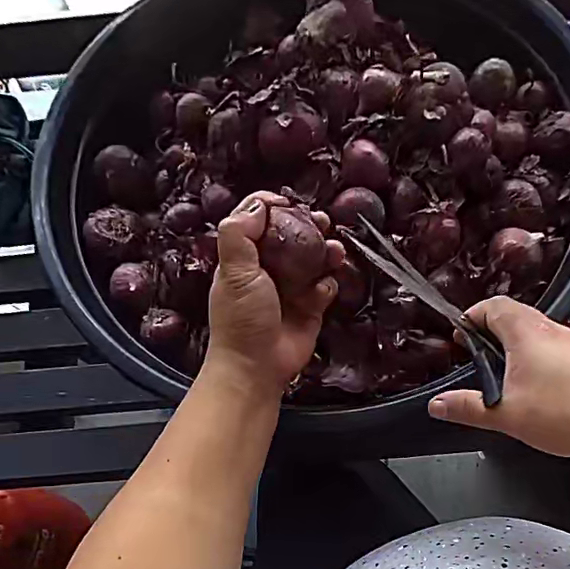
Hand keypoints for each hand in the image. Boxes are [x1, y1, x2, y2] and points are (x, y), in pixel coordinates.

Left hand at [204, 192, 339, 392]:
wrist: (257, 366)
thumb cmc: (241, 319)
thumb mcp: (234, 272)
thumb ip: (240, 234)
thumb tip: (258, 204)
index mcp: (244, 255)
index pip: (257, 218)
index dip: (273, 205)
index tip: (291, 203)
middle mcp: (268, 267)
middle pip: (292, 234)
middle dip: (309, 225)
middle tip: (322, 222)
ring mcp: (291, 287)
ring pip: (313, 259)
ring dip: (326, 251)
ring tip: (335, 250)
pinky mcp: (310, 306)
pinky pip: (325, 286)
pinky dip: (327, 284)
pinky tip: (323, 289)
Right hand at [427, 297, 569, 459]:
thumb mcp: (508, 415)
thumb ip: (470, 407)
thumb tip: (438, 403)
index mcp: (525, 331)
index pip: (490, 306)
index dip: (470, 317)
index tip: (459, 335)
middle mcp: (552, 329)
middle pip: (514, 320)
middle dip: (491, 338)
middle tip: (477, 362)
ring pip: (537, 339)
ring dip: (517, 354)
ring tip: (507, 384)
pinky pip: (559, 355)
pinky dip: (542, 367)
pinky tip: (542, 397)